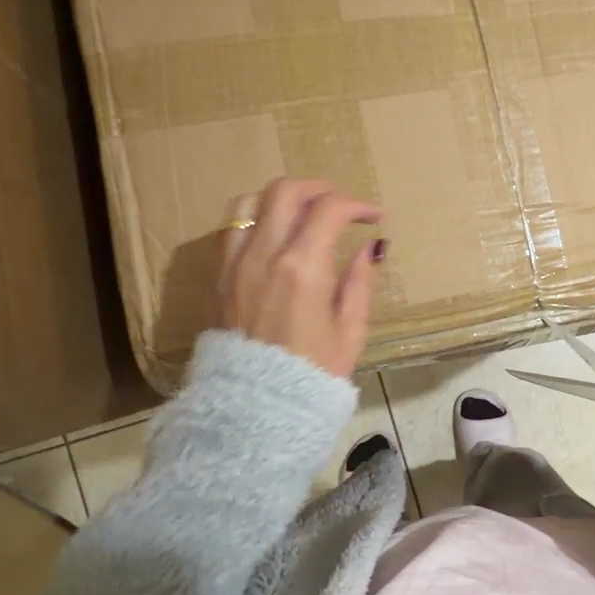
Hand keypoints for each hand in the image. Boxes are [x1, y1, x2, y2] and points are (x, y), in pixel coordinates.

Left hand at [217, 178, 382, 378]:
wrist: (255, 405)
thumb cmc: (312, 372)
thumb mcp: (350, 331)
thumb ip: (360, 282)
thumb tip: (370, 248)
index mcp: (303, 267)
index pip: (329, 209)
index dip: (357, 205)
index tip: (375, 216)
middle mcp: (265, 253)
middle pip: (286, 191)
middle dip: (320, 189)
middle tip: (341, 206)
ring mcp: (236, 261)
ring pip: (251, 200)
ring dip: (282, 197)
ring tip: (303, 212)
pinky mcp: (219, 275)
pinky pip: (232, 227)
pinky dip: (256, 217)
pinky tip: (274, 233)